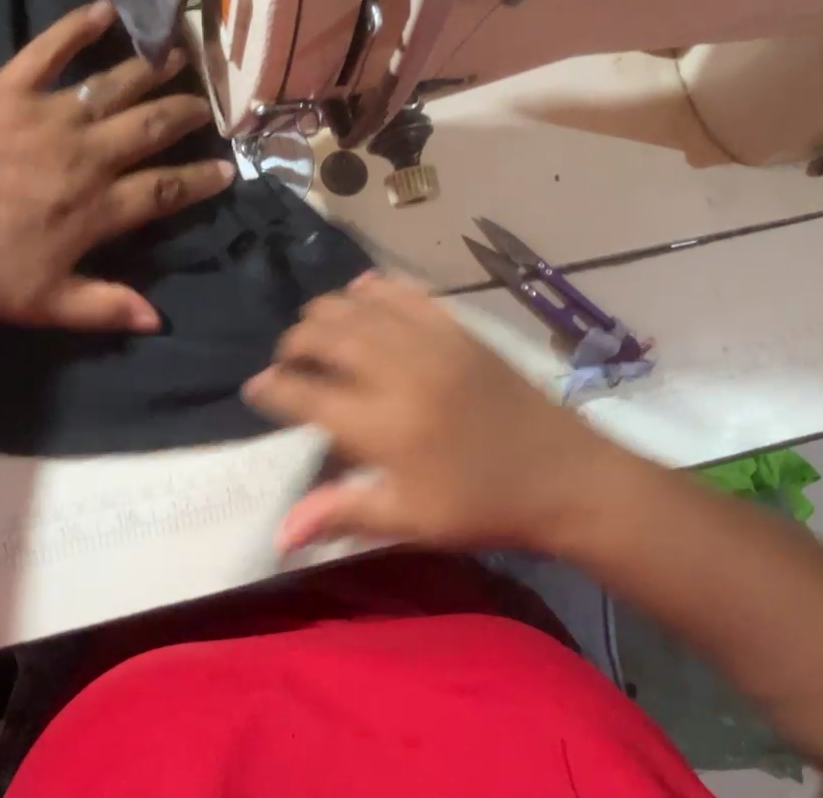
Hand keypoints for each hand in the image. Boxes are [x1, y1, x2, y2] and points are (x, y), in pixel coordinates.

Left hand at [0, 0, 233, 330]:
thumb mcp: (41, 304)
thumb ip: (103, 307)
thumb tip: (158, 320)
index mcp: (95, 207)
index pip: (164, 190)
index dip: (200, 180)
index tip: (229, 169)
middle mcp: (85, 154)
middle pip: (149, 128)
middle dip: (185, 115)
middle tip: (209, 105)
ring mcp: (47, 114)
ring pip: (113, 86)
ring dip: (151, 70)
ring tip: (180, 55)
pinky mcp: (7, 87)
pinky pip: (50, 50)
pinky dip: (79, 26)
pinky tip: (105, 9)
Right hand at [244, 273, 612, 552]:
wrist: (567, 478)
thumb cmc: (484, 507)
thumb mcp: (412, 521)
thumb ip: (343, 514)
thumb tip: (281, 533)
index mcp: (384, 426)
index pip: (306, 394)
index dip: (272, 388)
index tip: (255, 388)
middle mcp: (400, 372)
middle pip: (326, 335)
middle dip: (294, 342)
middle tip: (287, 360)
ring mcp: (433, 343)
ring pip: (359, 305)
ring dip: (327, 311)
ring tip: (316, 330)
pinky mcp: (460, 329)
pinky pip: (407, 293)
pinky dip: (377, 289)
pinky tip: (363, 294)